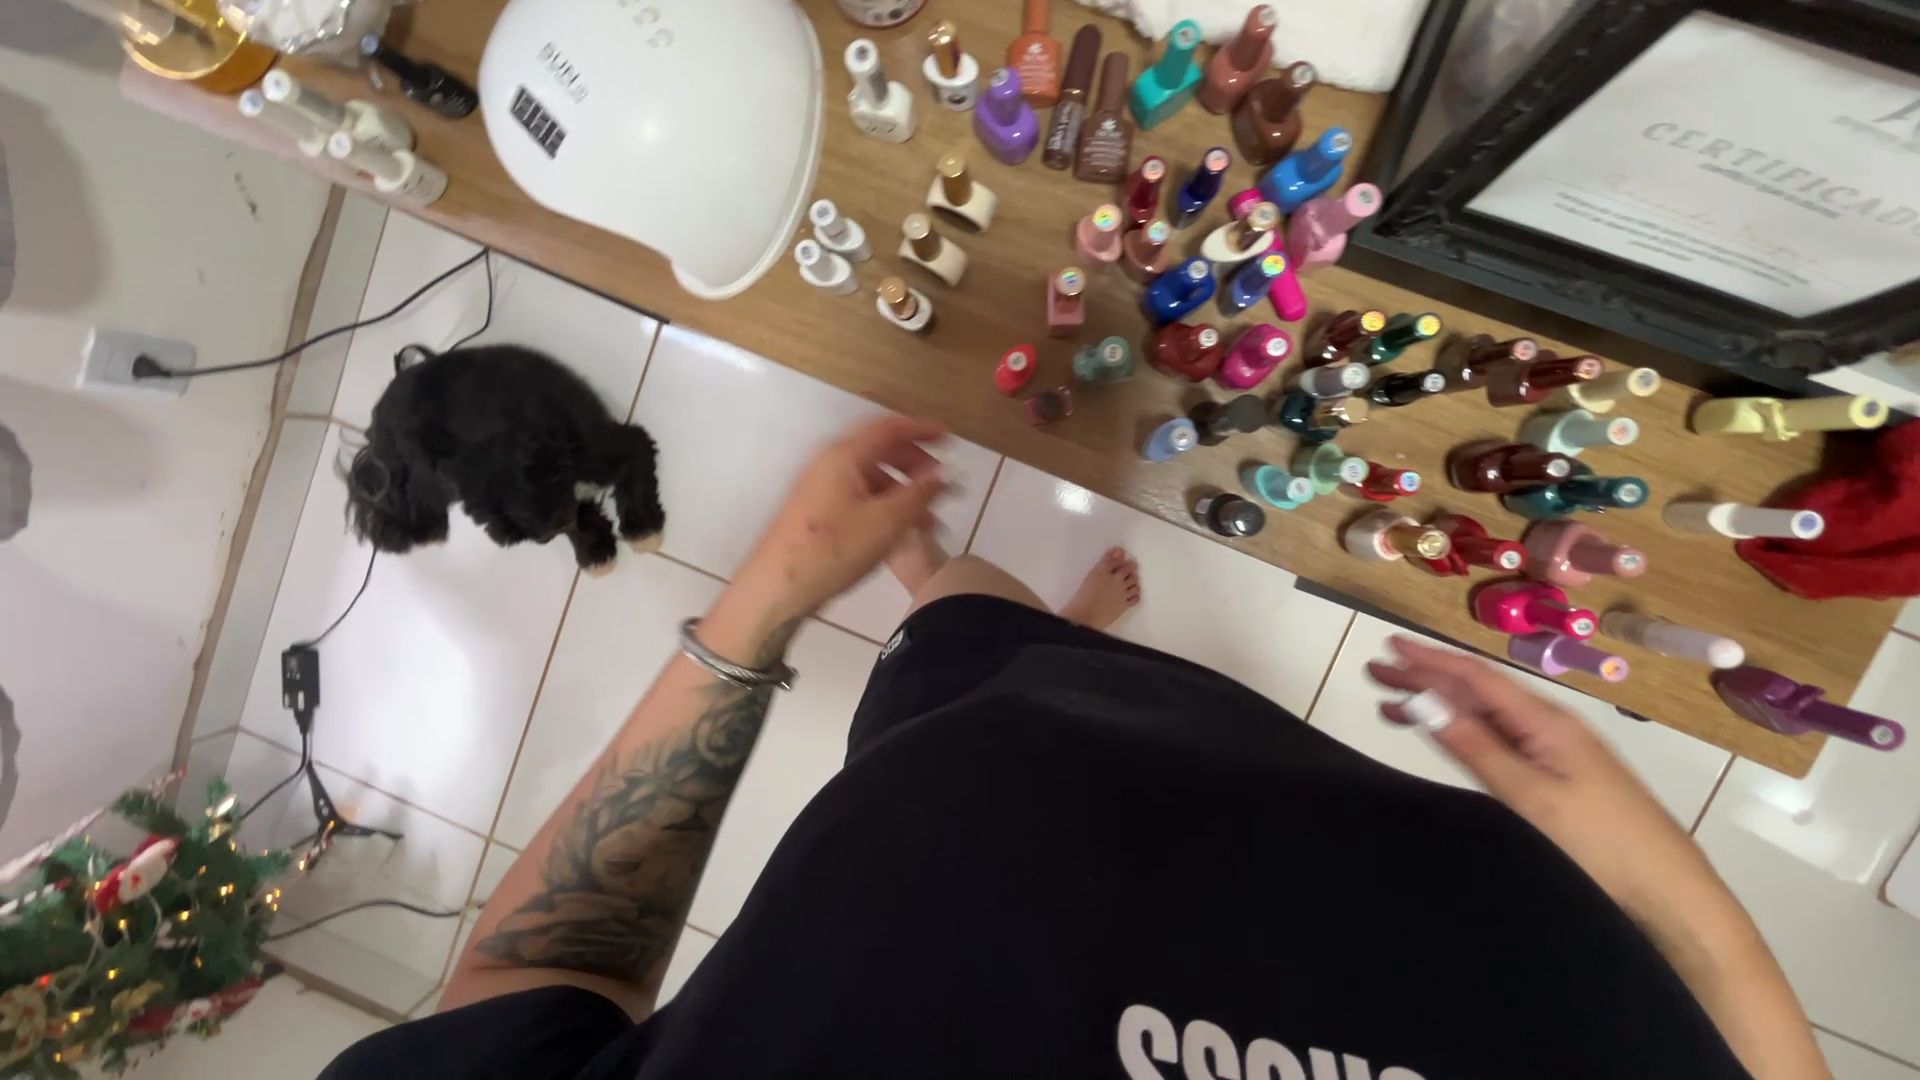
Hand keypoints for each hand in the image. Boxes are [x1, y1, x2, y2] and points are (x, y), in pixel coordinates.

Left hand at [729, 415, 948, 625]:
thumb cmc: (831, 550)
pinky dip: (884, 506)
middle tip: (940, 483)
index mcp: (844, 456)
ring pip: (871, 478)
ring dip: (902, 491)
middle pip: (880, 451)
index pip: (889, 428)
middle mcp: (830, 464)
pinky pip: (859, 496)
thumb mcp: (885, 522)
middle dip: (915, 464)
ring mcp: (821, 488)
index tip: (948, 437)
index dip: (921, 430)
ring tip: (927, 520)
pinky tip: (898, 532)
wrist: (776, 588)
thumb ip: (918, 493)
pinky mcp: (818, 512)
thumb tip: (940, 473)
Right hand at [1366, 636, 1714, 920]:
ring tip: (1390, 701)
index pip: (1477, 677)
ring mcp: (1553, 751)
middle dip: (1425, 678)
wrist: (1673, 898)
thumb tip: (1424, 700)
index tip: (1390, 645)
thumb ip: (1474, 745)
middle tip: (1375, 671)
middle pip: (1477, 692)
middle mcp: (1549, 727)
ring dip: (1437, 705)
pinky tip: (1439, 734)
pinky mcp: (1554, 776)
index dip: (1431, 659)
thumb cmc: (1602, 844)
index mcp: (1547, 722)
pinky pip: (1495, 738)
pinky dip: (1459, 730)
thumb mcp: (1530, 794)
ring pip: (1483, 715)